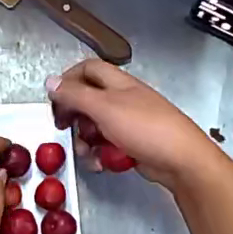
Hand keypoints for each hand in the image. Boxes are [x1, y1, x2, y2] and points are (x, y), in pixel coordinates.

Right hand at [47, 60, 229, 189]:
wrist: (181, 160)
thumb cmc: (145, 128)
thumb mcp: (104, 108)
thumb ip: (75, 95)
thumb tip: (50, 82)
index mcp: (118, 83)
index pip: (87, 69)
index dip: (68, 80)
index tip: (56, 100)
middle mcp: (123, 99)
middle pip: (87, 100)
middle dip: (74, 116)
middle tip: (66, 128)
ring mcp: (129, 122)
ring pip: (95, 127)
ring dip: (86, 141)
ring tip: (86, 152)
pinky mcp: (132, 144)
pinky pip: (107, 146)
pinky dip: (101, 155)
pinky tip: (102, 164)